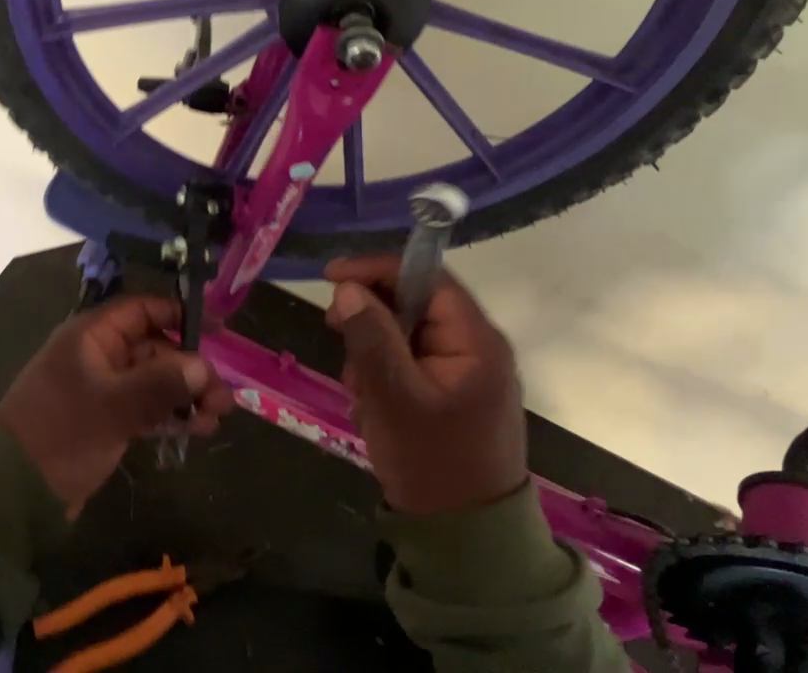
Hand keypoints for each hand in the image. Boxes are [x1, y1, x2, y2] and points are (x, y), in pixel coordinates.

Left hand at [0, 294, 235, 516]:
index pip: (141, 310)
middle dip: (191, 367)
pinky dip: (171, 414)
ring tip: (217, 416)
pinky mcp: (108, 420)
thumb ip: (160, 384)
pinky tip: (199, 429)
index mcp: (92, 336)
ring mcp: (103, 389)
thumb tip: (205, 367)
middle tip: (224, 396)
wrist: (14, 492)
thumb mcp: (112, 406)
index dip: (178, 315)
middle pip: (155, 348)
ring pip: (155, 380)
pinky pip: (147, 407)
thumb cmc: (60, 433)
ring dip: (186, 394)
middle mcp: (99, 355)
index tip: (217, 332)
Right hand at [324, 254, 526, 515]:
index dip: (378, 270)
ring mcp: (465, 371)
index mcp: (476, 340)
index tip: (331, 278)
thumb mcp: (393, 397)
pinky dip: (384, 374)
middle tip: (336, 338)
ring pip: (406, 334)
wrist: (466, 537)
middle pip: (414, 303)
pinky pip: (410, 362)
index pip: (428, 278)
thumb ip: (371, 338)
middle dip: (371, 319)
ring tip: (360, 391)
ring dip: (373, 352)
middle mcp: (477, 346)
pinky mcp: (452, 394)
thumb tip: (347, 288)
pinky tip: (371, 404)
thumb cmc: (432, 462)